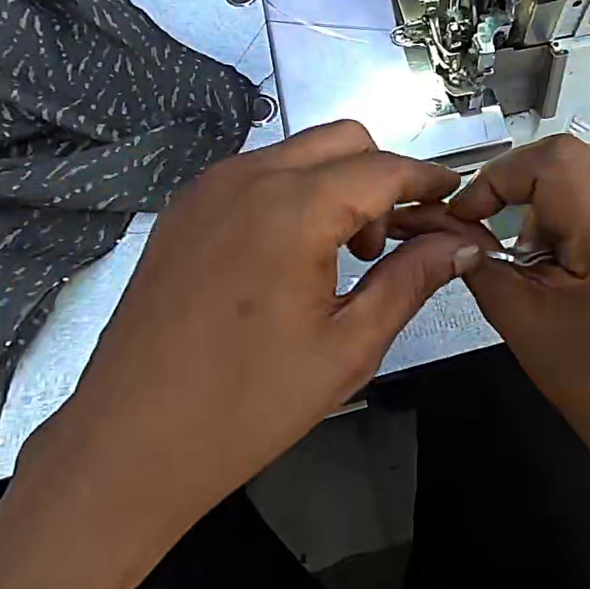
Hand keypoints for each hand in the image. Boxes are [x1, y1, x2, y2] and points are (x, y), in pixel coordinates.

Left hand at [29, 120, 480, 530]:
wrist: (127, 447)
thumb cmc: (248, 405)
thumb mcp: (350, 346)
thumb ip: (412, 280)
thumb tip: (463, 245)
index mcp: (291, 211)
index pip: (383, 169)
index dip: (428, 181)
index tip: (454, 200)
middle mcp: (246, 180)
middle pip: (344, 141)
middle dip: (385, 177)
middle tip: (395, 240)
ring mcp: (206, 189)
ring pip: (301, 152)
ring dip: (342, 184)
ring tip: (345, 254)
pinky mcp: (184, 210)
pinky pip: (261, 173)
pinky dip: (298, 192)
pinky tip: (297, 254)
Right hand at [447, 134, 589, 465]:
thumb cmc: (584, 370)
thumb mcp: (515, 314)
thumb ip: (476, 256)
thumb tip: (449, 216)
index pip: (556, 164)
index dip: (502, 177)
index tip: (474, 209)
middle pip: (571, 157)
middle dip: (522, 187)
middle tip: (506, 234)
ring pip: (585, 165)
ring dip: (548, 198)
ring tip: (544, 251)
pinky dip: (572, 204)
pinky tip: (569, 247)